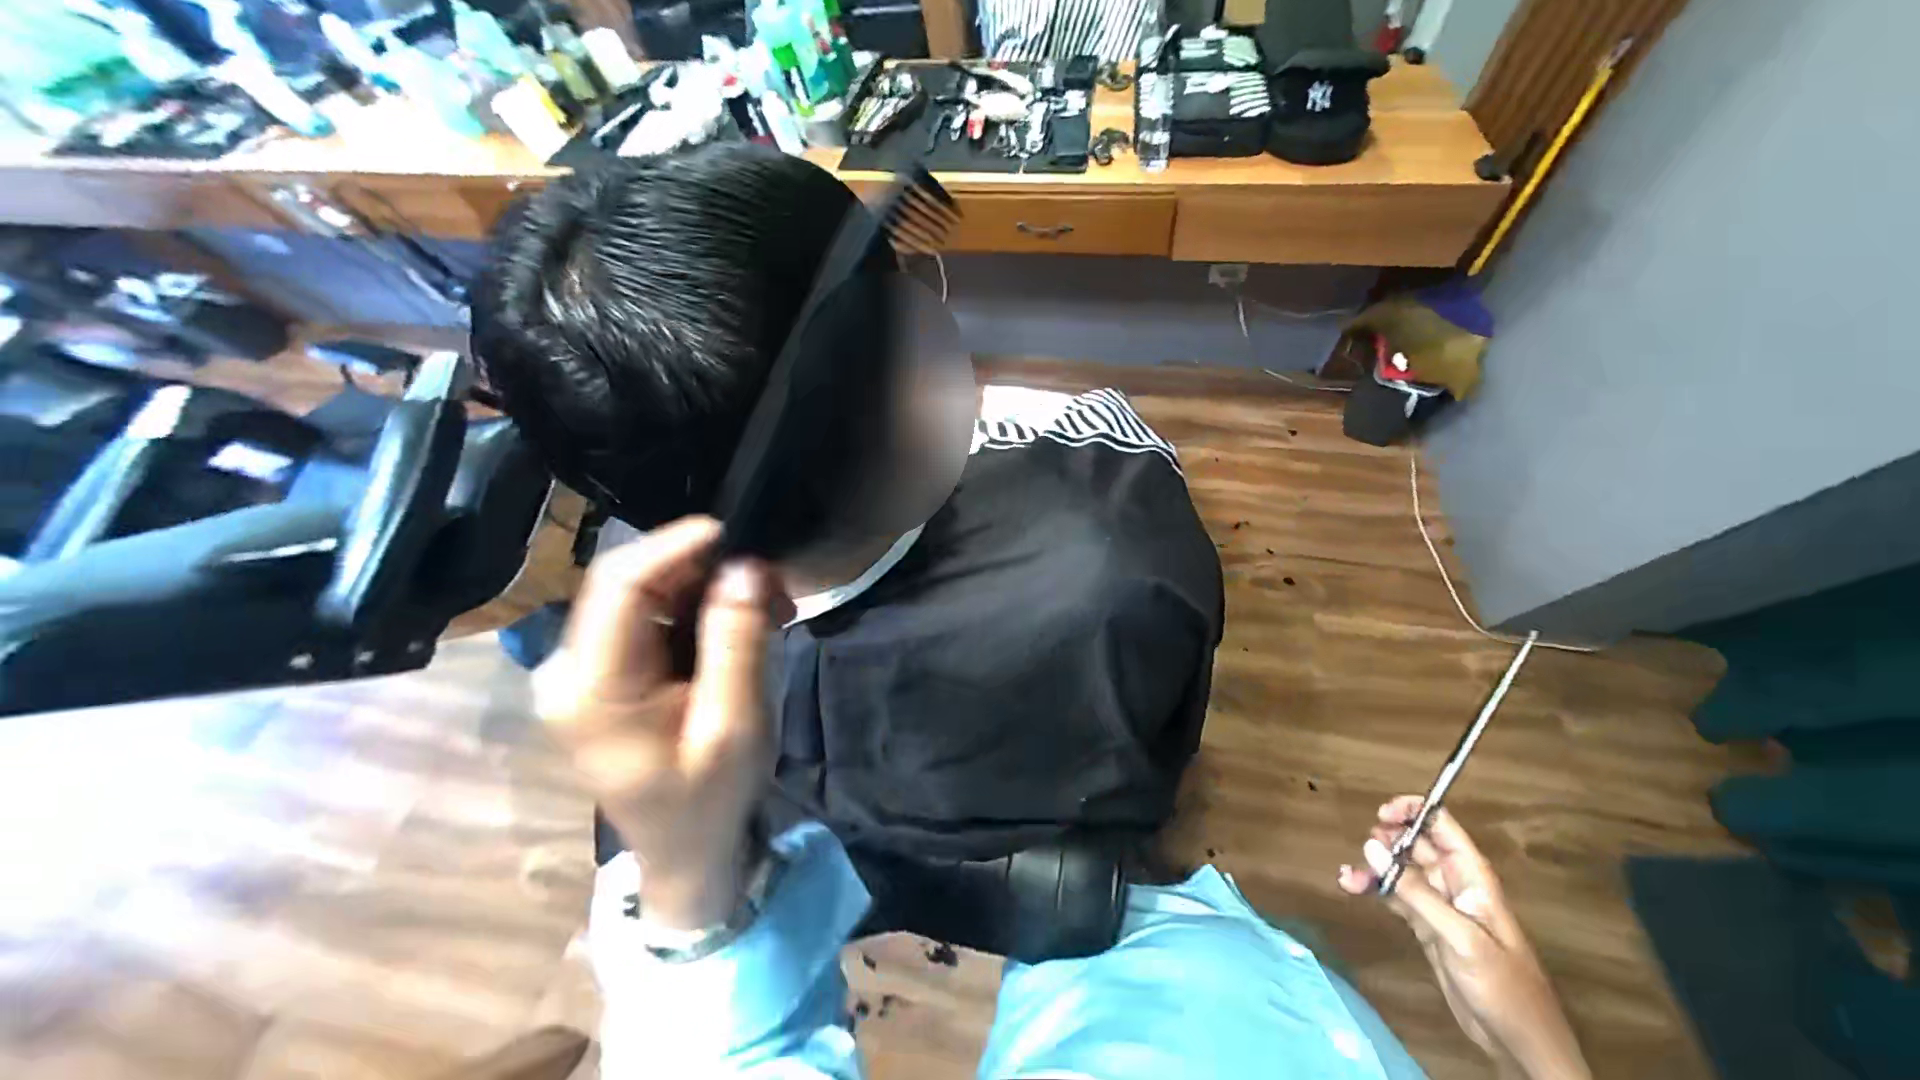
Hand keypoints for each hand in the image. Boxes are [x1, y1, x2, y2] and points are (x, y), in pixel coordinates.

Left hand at [533, 516, 790, 929]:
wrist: (686, 852)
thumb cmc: (709, 798)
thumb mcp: (734, 725)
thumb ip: (736, 643)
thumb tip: (744, 568)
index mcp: (591, 688)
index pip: (620, 585)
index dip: (673, 546)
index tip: (730, 532)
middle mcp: (570, 669)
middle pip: (633, 584)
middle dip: (704, 571)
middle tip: (771, 585)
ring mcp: (582, 672)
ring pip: (646, 596)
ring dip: (708, 590)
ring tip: (768, 609)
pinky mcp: (604, 675)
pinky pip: (650, 619)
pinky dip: (698, 612)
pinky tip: (740, 627)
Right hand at [1338, 798, 1590, 1079]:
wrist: (1520, 1045)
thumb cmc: (1503, 987)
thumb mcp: (1460, 937)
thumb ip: (1414, 891)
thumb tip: (1372, 846)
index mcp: (1472, 877)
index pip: (1442, 826)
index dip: (1413, 811)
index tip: (1381, 813)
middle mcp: (1453, 883)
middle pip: (1415, 844)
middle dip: (1385, 840)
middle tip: (1363, 850)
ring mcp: (1438, 905)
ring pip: (1399, 868)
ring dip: (1373, 867)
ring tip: (1349, 876)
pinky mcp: (1425, 926)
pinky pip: (1393, 894)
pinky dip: (1373, 888)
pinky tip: (1352, 887)